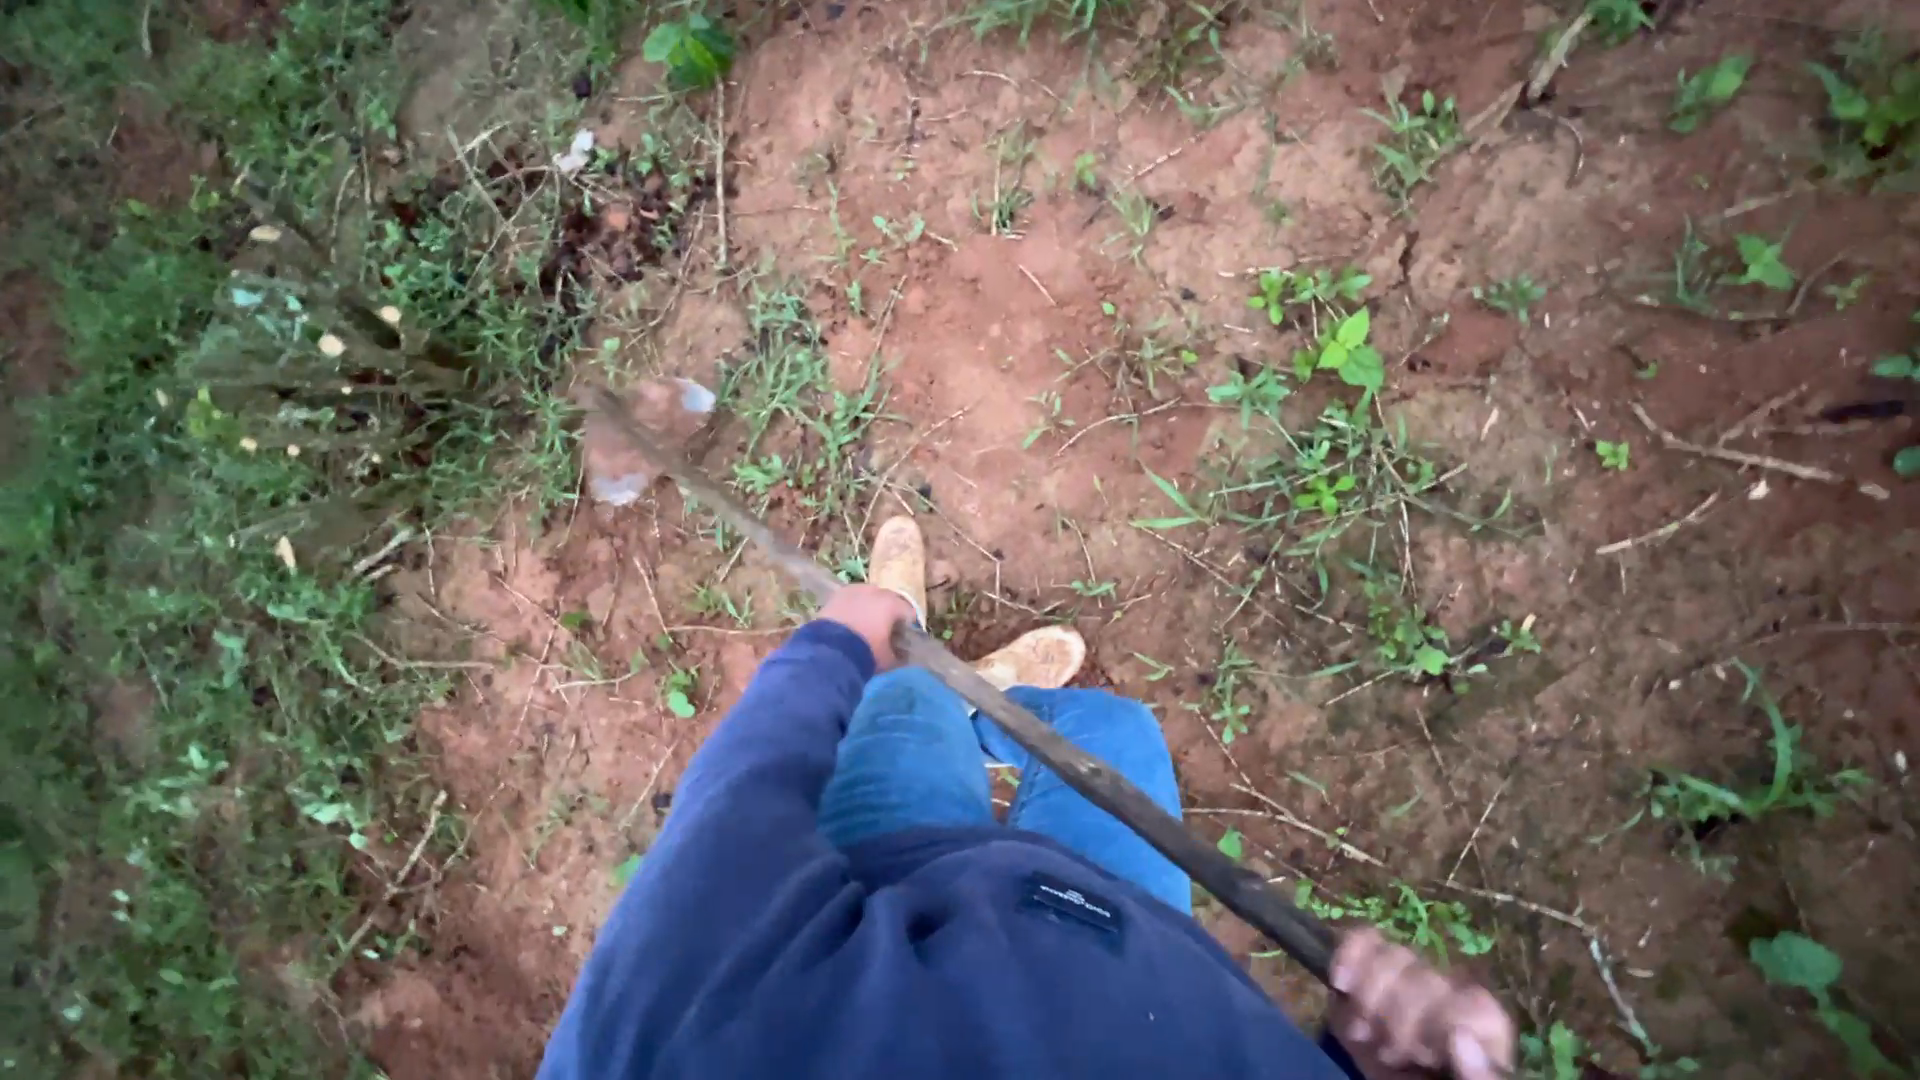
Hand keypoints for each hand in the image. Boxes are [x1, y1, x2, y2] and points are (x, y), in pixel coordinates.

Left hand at [816, 585, 916, 669]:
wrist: (828, 652)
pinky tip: (850, 623)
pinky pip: (853, 599)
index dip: (908, 628)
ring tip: (865, 627)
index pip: (909, 613)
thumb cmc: (865, 654)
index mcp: (893, 604)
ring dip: (871, 609)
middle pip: (890, 602)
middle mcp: (876, 591)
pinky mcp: (837, 595)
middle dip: (889, 615)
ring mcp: (855, 590)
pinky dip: (855, 608)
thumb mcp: (888, 660)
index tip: (903, 640)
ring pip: (870, 598)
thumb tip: (903, 654)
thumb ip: (900, 655)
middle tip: (884, 633)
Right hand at [1328, 929, 1513, 1079]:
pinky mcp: (1369, 964)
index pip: (1468, 999)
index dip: (1438, 1024)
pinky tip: (1341, 984)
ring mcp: (1407, 973)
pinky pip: (1363, 938)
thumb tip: (1461, 1037)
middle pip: (1423, 977)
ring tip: (1364, 1033)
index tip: (1421, 1056)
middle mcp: (1449, 987)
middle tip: (1390, 1055)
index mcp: (1482, 1018)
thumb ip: (1477, 1075)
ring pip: (1391, 955)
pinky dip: (1347, 956)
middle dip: (1396, 1020)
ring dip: (1368, 998)